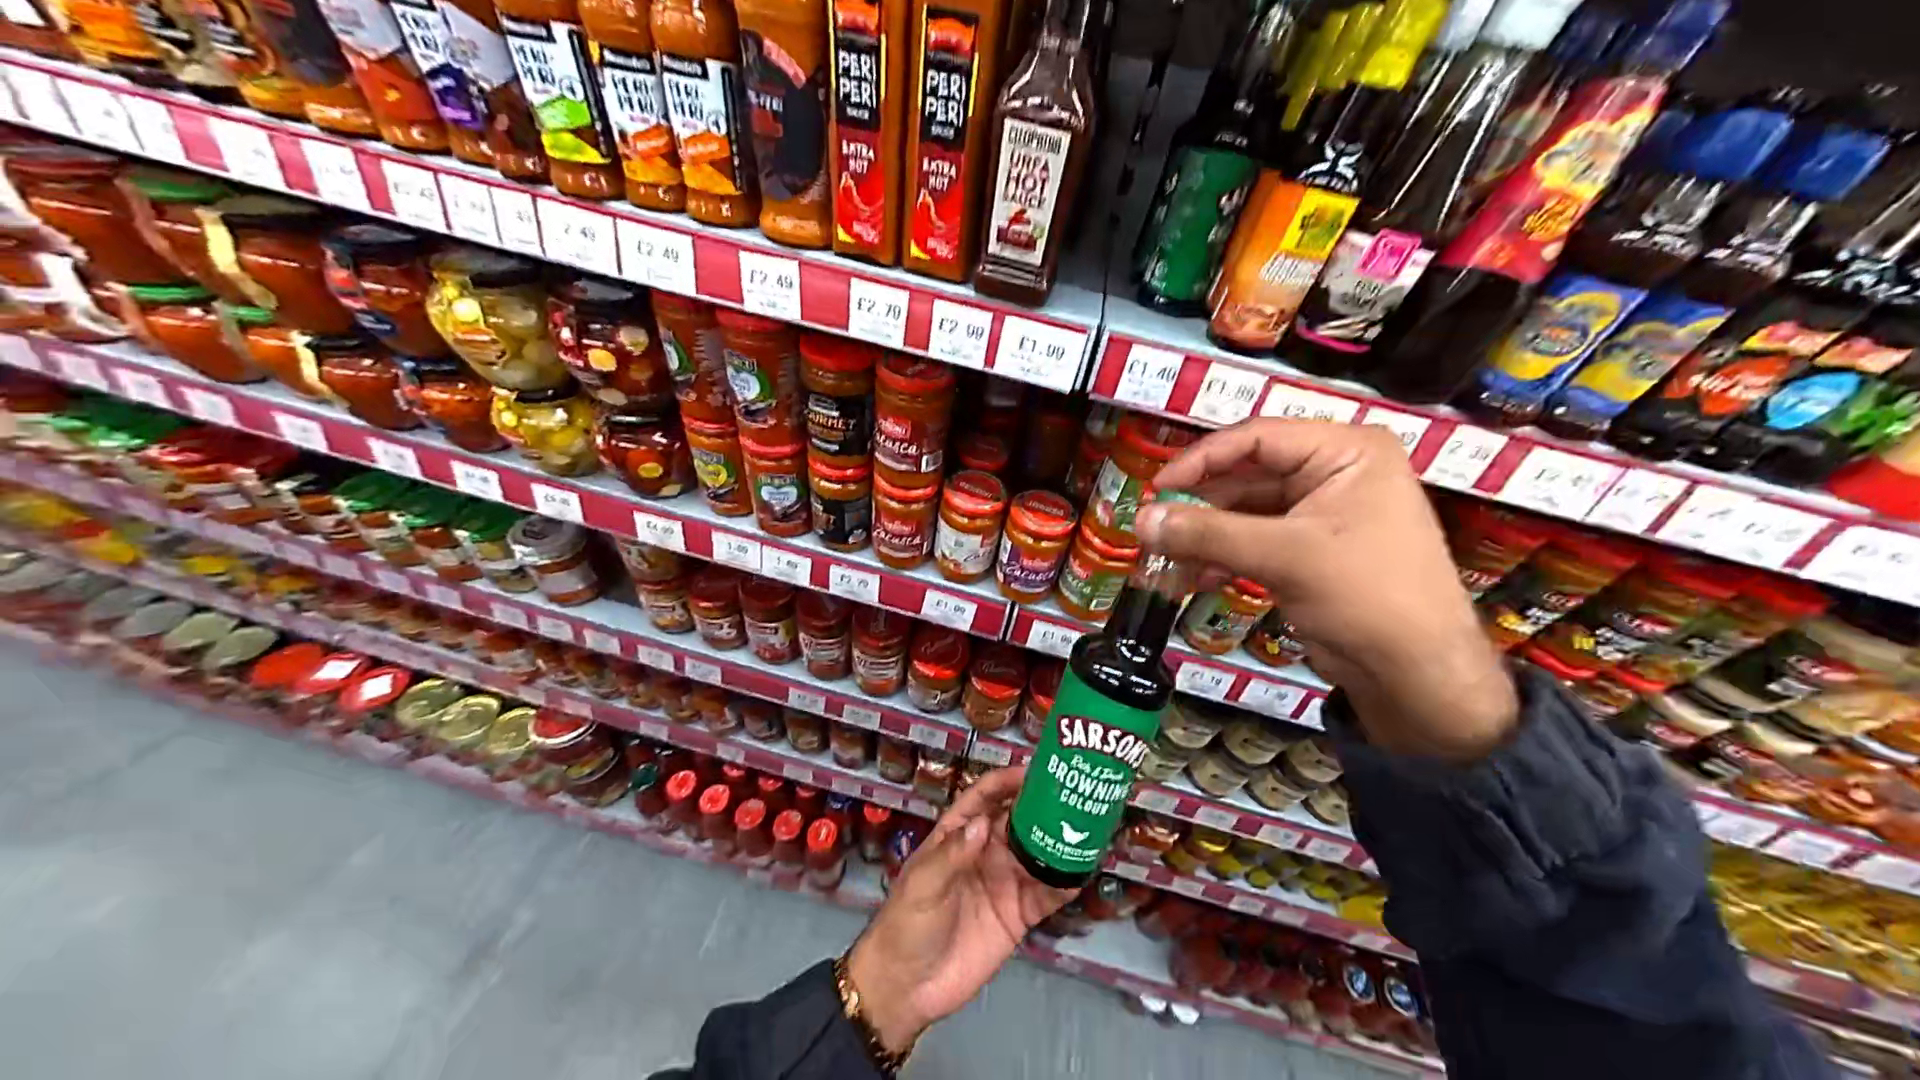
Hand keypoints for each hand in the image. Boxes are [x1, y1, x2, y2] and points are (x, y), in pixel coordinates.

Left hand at [845, 767, 1077, 1052]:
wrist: (909, 986)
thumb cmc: (907, 923)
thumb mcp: (923, 883)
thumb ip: (952, 855)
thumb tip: (984, 824)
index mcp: (957, 834)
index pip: (984, 797)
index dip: (1006, 781)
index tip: (1034, 770)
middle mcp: (985, 851)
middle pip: (1018, 820)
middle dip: (1043, 805)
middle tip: (1074, 791)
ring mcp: (1004, 882)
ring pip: (1038, 852)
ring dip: (1059, 839)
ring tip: (1088, 824)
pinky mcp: (1019, 914)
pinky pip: (1047, 893)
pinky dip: (1065, 881)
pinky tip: (1082, 870)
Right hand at [1135, 419, 1516, 760]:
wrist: (1417, 675)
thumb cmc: (1365, 594)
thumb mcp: (1283, 556)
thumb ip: (1207, 534)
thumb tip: (1140, 521)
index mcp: (1343, 452)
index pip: (1256, 438)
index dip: (1200, 460)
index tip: (1156, 487)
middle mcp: (1331, 474)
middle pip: (1244, 478)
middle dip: (1198, 508)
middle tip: (1152, 530)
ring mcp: (1317, 515)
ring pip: (1242, 514)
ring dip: (1203, 538)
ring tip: (1163, 561)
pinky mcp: (1306, 553)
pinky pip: (1251, 543)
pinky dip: (1221, 559)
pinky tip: (1192, 579)